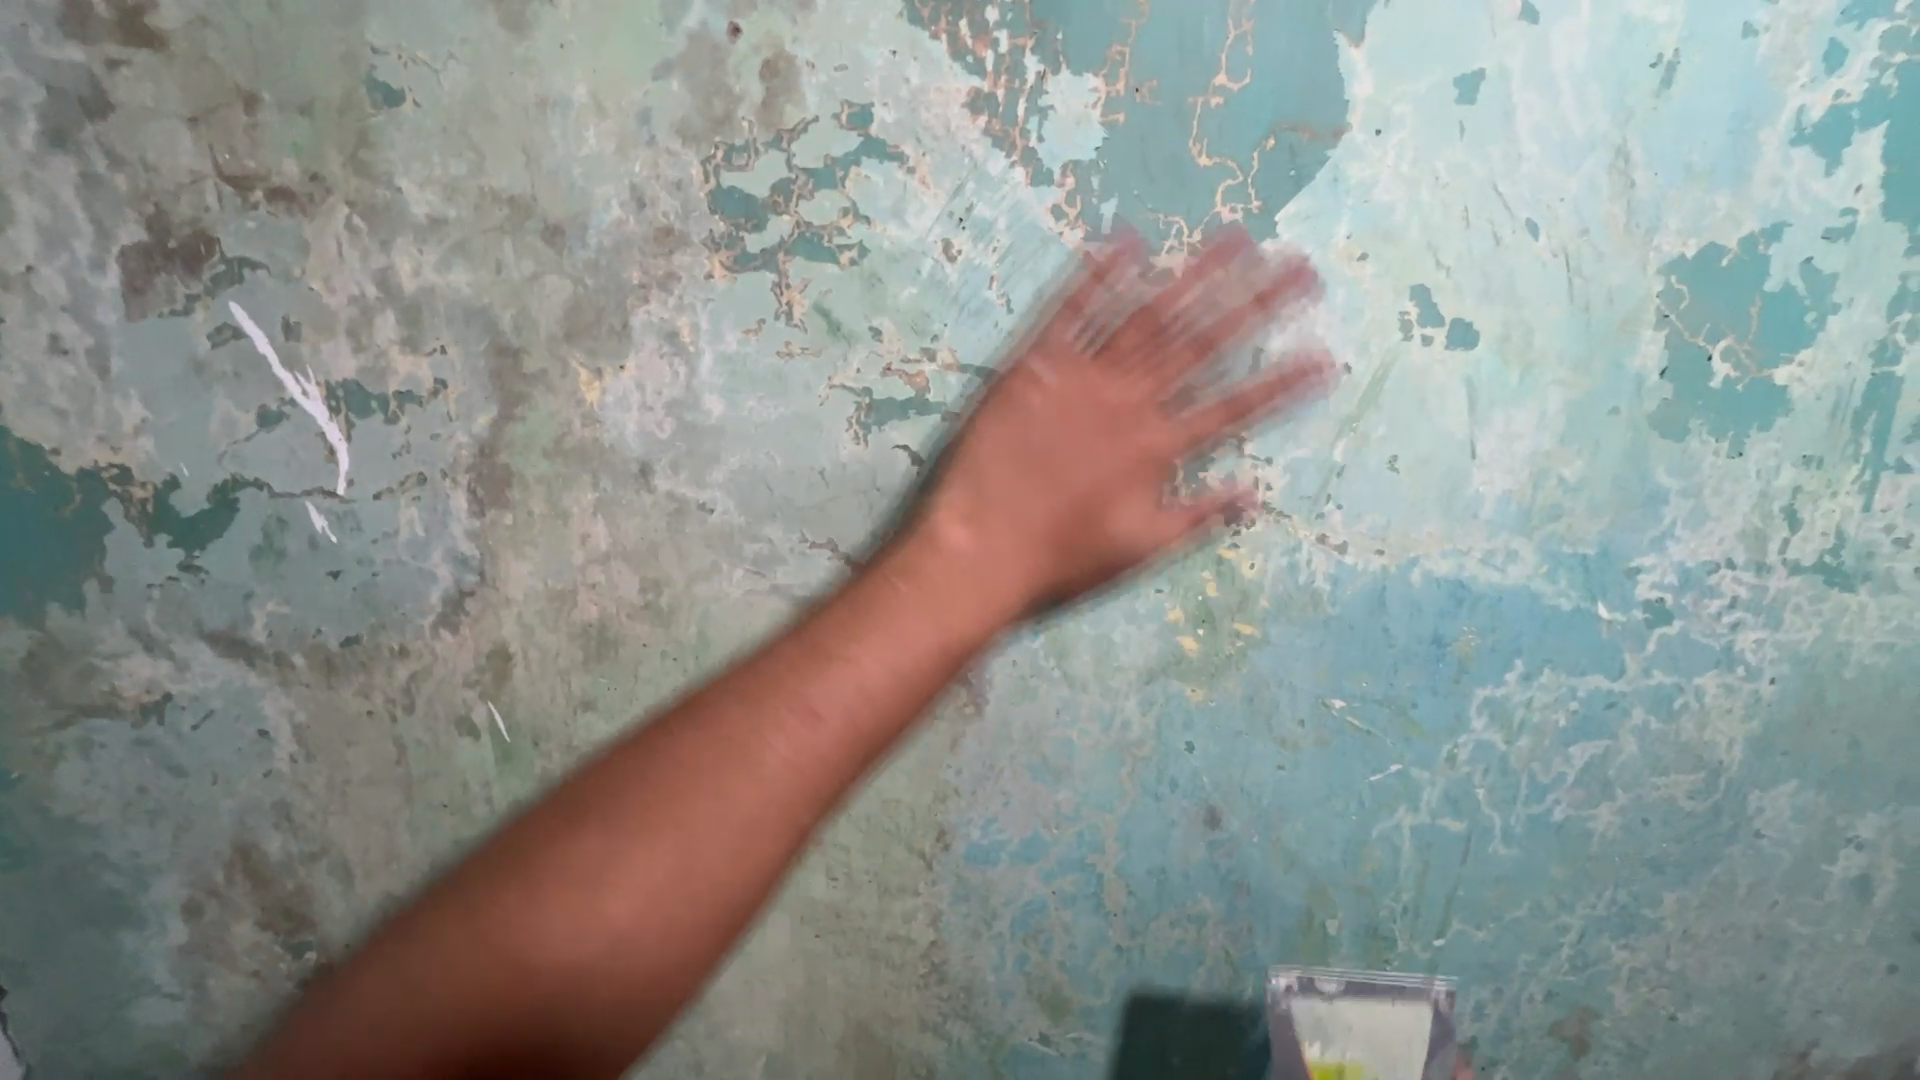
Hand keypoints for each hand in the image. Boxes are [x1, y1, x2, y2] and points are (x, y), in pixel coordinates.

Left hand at [905, 225, 1330, 616]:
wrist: (979, 550)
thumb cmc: (1059, 560)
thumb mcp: (1139, 550)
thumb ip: (1198, 519)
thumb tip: (1255, 496)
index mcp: (1157, 448)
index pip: (1235, 408)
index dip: (1283, 383)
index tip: (1326, 357)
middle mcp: (1129, 402)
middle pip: (1201, 344)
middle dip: (1256, 303)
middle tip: (1300, 265)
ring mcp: (1081, 379)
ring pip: (1146, 316)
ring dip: (1193, 276)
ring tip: (1235, 238)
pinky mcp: (1033, 367)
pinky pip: (1069, 313)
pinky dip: (1098, 277)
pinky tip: (1127, 241)